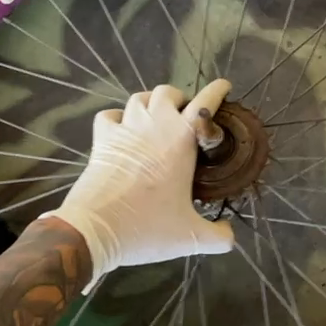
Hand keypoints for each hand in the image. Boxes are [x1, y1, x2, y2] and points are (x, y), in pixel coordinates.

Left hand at [45, 80, 234, 280]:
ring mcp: (124, 129)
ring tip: (155, 119)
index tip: (223, 87)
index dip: (216, 91)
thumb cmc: (148, 227)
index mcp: (181, 140)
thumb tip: (229, 234)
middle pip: (167, 92)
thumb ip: (218, 237)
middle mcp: (153, 125)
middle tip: (184, 117)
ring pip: (138, 98)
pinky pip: (109, 116)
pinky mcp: (101, 139)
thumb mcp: (191, 238)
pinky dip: (118, 118)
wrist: (96, 229)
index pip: (204, 104)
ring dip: (150, 104)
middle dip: (179, 99)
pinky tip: (122, 131)